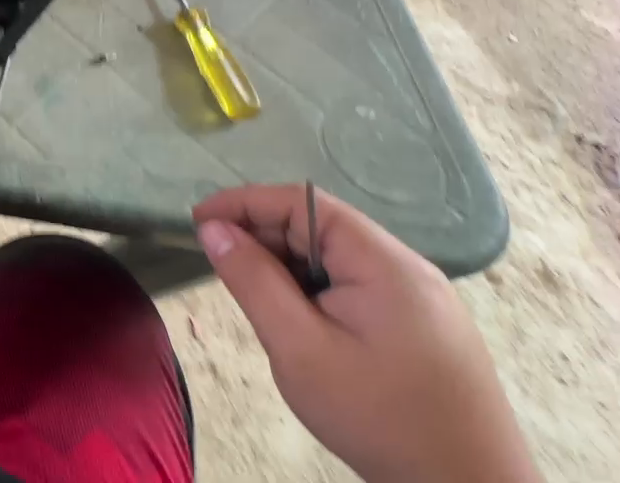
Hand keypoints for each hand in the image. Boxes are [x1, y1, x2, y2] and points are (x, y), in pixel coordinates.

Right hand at [193, 185, 538, 482]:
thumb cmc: (378, 416)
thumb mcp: (298, 347)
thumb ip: (252, 279)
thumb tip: (212, 227)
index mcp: (385, 265)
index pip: (302, 203)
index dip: (244, 203)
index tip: (197, 223)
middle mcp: (408, 270)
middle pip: (318, 226)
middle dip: (262, 236)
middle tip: (221, 267)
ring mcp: (420, 299)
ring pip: (333, 257)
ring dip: (285, 265)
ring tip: (259, 301)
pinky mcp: (421, 326)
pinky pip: (352, 284)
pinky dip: (311, 287)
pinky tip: (298, 321)